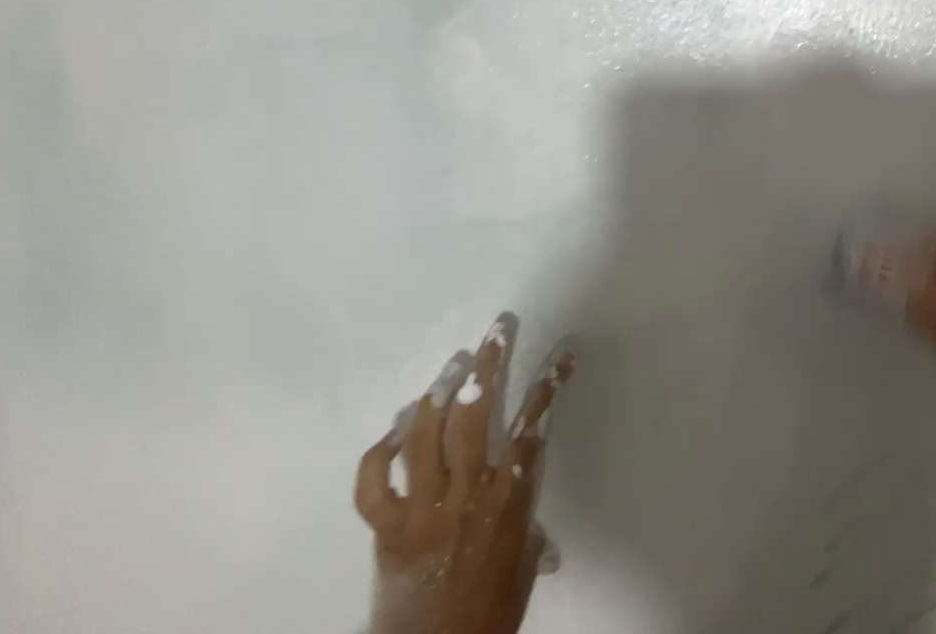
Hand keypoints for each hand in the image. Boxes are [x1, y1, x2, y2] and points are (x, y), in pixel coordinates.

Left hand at [354, 314, 574, 633]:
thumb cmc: (490, 612)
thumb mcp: (523, 566)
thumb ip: (528, 529)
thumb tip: (534, 522)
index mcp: (505, 502)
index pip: (530, 429)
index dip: (547, 387)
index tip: (561, 354)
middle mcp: (463, 494)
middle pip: (474, 414)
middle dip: (488, 365)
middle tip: (497, 331)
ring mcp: (420, 506)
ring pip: (424, 434)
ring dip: (437, 392)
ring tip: (452, 364)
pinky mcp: (385, 525)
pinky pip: (374, 480)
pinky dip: (381, 450)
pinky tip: (396, 427)